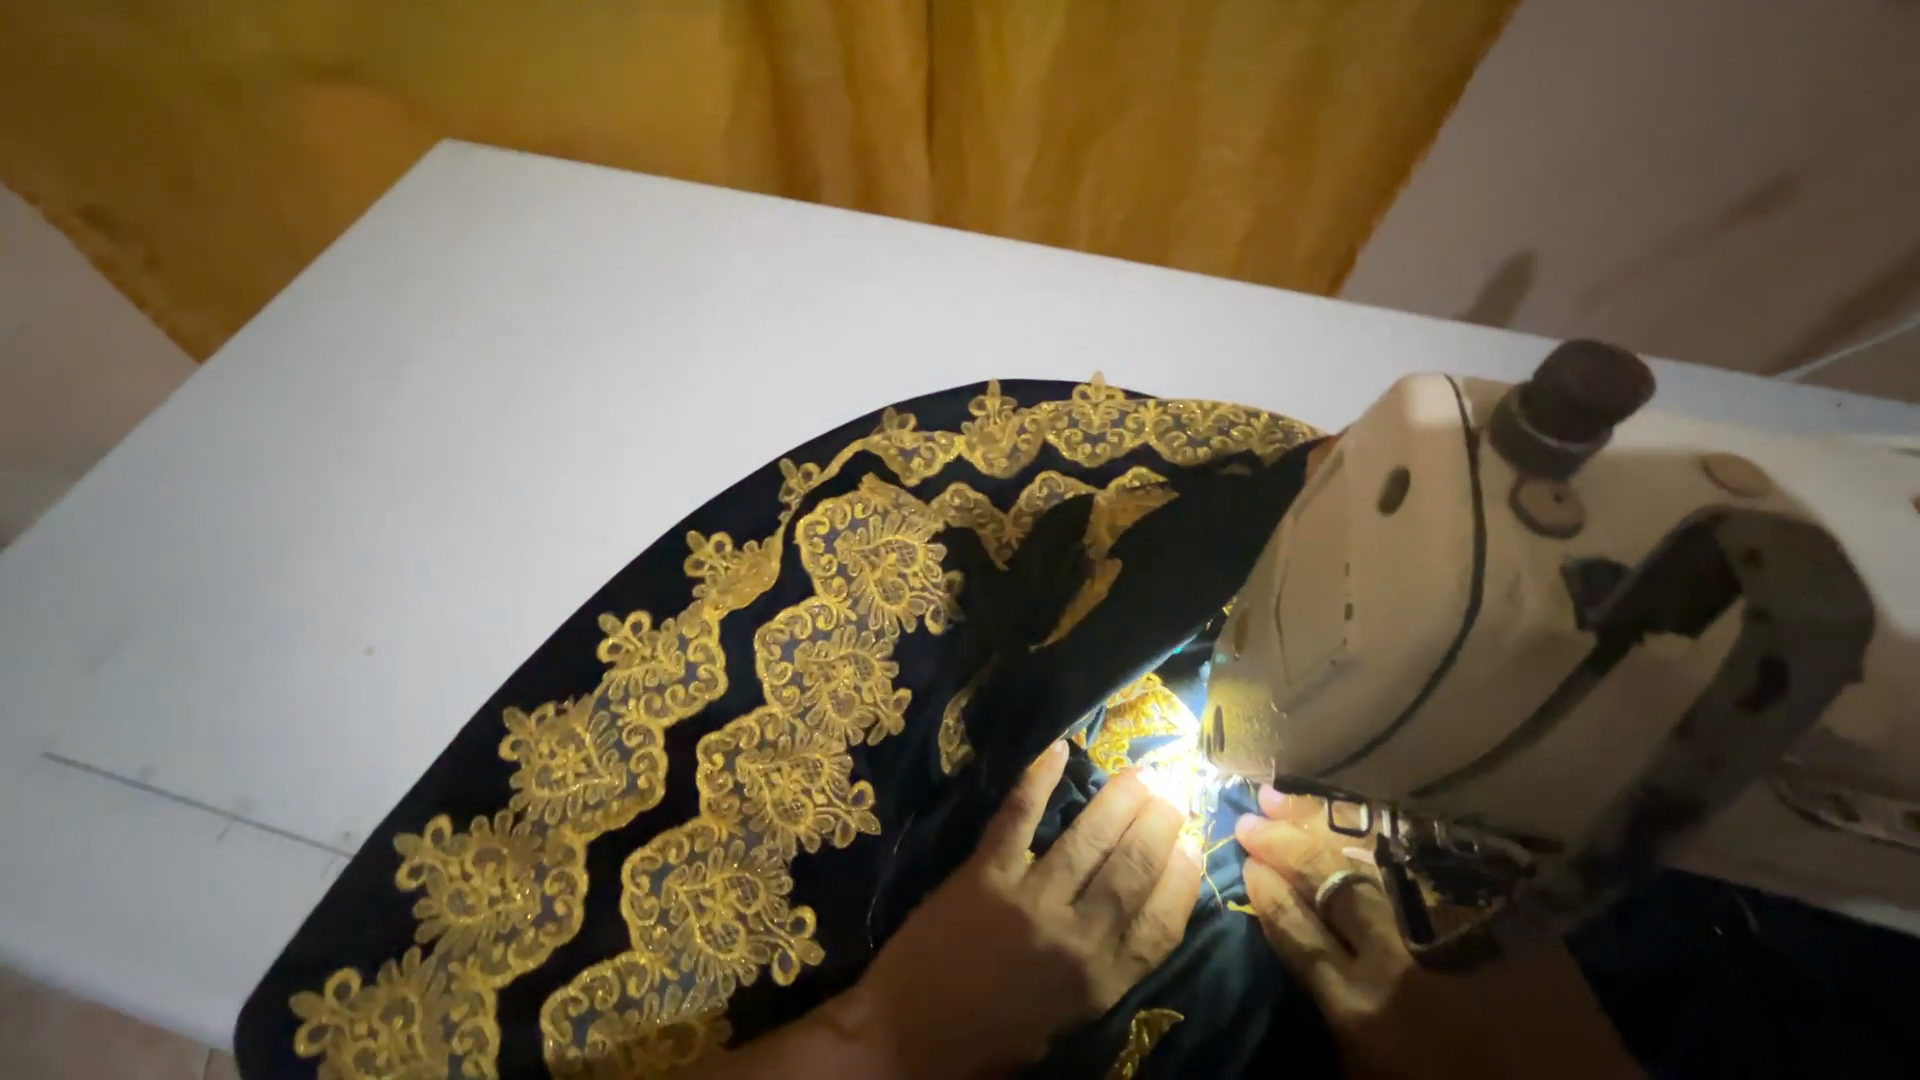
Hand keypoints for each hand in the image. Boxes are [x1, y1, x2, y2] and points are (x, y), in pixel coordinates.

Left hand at [838, 741, 1204, 1077]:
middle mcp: (1075, 939)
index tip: (1193, 842)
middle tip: (1173, 788)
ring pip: (1088, 839)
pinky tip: (1059, 749)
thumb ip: (1105, 965)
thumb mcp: (1067, 1016)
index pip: (1160, 923)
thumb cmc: (993, 1032)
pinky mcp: (984, 875)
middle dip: (1160, 824)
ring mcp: (1029, 901)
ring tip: (1141, 773)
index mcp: (1099, 983)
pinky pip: (1019, 818)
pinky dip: (1038, 780)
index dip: (1182, 878)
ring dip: (1118, 800)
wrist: (911, 1035)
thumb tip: (1138, 908)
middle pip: (1132, 870)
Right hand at [1236, 787, 1640, 1079]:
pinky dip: (1382, 825)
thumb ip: (1329, 996)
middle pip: (1324, 879)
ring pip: (1368, 854)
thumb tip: (1292, 926)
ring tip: (1283, 795)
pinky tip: (1355, 806)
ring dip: (1318, 821)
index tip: (1247, 863)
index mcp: (1360, 1009)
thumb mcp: (1370, 1065)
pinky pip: (1425, 850)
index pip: (1293, 928)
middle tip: (1249, 818)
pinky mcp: (1496, 907)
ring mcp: (1449, 924)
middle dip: (1280, 843)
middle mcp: (1397, 959)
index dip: (1266, 890)